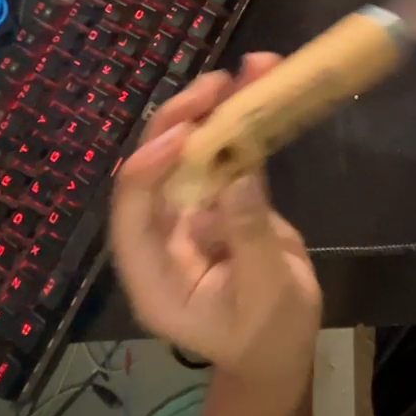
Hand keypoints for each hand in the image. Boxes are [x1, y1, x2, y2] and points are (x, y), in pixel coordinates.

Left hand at [110, 53, 321, 383]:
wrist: (284, 345)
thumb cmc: (267, 333)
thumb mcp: (262, 293)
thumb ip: (247, 235)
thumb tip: (236, 176)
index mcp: (153, 270)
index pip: (132, 213)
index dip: (148, 170)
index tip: (181, 135)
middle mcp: (164, 230)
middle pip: (157, 167)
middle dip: (181, 121)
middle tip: (216, 85)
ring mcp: (194, 207)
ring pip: (193, 147)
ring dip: (216, 106)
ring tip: (248, 69)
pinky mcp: (226, 193)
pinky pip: (229, 148)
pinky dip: (244, 117)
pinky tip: (262, 83)